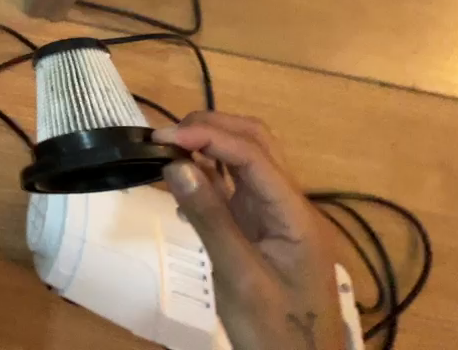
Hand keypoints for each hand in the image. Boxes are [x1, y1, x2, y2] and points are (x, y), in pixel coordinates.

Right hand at [154, 113, 344, 349]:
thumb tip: (174, 163)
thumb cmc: (276, 332)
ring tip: (170, 151)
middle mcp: (290, 206)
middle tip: (166, 138)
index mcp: (295, 215)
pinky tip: (184, 180)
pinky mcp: (263, 228)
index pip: (251, 154)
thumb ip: (210, 218)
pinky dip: (209, 171)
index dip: (206, 136)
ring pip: (248, 157)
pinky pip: (237, 184)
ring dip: (210, 144)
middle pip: (256, 142)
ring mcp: (277, 216)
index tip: (162, 139)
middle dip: (211, 128)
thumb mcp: (239, 278)